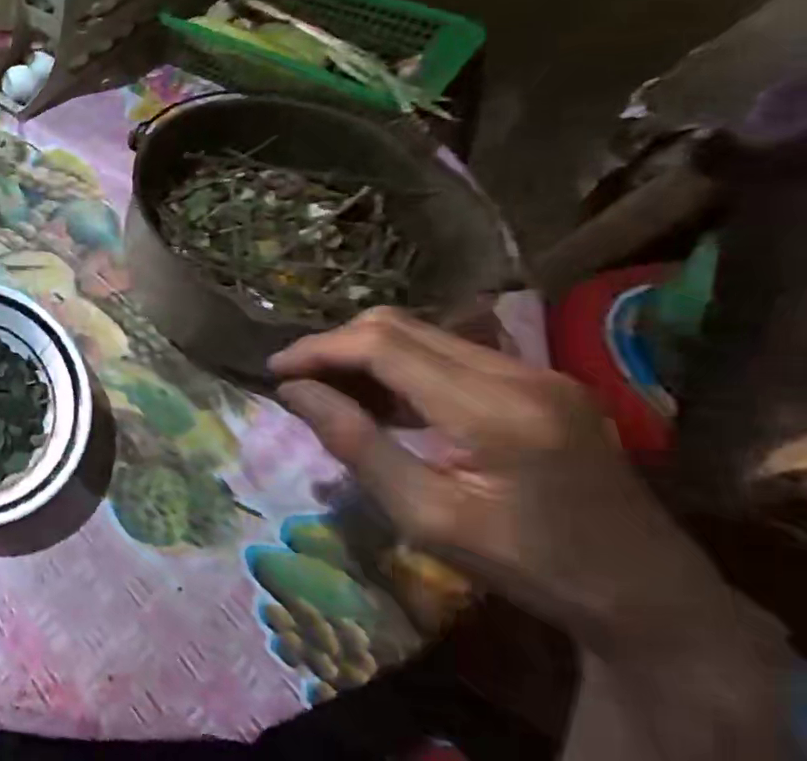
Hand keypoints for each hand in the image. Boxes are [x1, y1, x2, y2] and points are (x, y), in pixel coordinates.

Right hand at [268, 308, 741, 653]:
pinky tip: (381, 398)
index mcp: (495, 410)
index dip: (317, 349)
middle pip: (397, 325)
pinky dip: (397, 362)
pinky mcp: (539, 380)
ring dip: (363, 351)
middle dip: (333, 344)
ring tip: (330, 388)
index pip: (382, 346)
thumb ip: (355, 443)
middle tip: (296, 380)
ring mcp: (535, 372)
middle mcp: (519, 374)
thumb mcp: (426, 516)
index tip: (273, 371)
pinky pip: (446, 350)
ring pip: (419, 331)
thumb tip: (292, 390)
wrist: (649, 596)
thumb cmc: (529, 565)